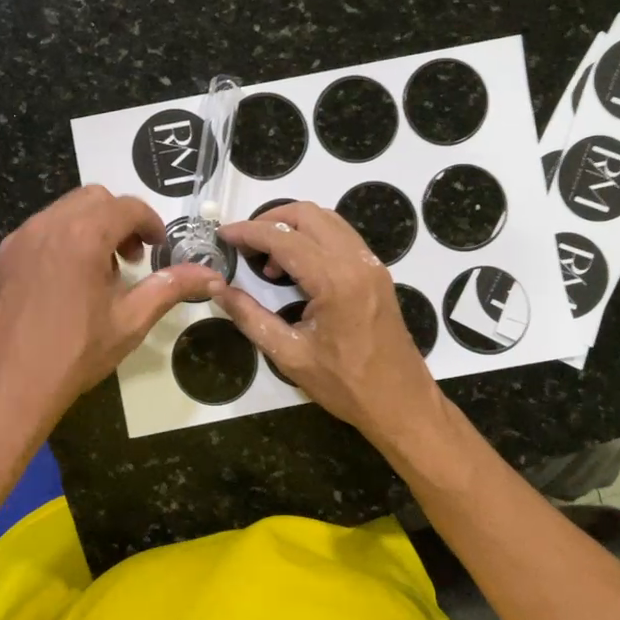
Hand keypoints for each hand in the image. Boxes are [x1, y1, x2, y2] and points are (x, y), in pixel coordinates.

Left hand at [0, 186, 220, 431]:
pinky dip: (62, 239)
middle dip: (119, 219)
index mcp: (82, 236)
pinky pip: (40, 230)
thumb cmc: (75, 354)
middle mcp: (47, 226)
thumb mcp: (130, 321)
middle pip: (94, 199)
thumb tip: (211, 275)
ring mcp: (20, 239)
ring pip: (63, 210)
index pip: (126, 207)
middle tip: (132, 258)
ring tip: (100, 272)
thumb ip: (170, 288)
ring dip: (90, 226)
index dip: (150, 222)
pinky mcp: (3, 256)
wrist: (8, 386)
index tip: (159, 246)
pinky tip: (68, 281)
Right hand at [211, 202, 446, 445]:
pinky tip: (294, 267)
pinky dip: (312, 237)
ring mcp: (370, 264)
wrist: (402, 405)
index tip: (222, 235)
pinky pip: (340, 236)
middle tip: (243, 244)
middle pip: (307, 214)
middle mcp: (356, 261)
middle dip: (269, 220)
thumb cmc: (346, 385)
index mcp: (335, 281)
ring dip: (292, 226)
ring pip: (326, 219)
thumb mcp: (289, 355)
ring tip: (266, 258)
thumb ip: (250, 316)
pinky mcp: (376, 272)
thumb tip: (216, 289)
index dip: (247, 232)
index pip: (282, 238)